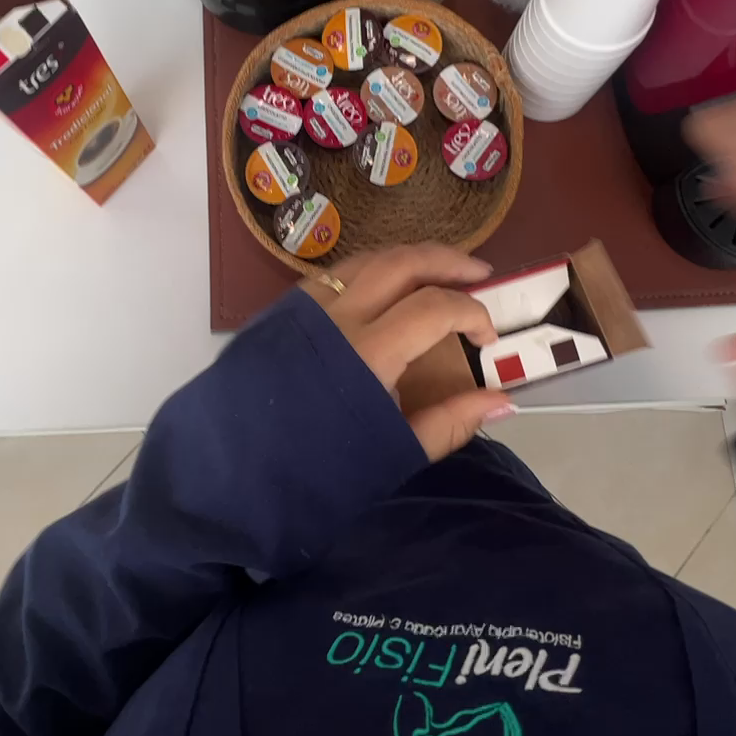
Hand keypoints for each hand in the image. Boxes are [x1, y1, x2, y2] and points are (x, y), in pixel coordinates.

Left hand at [300, 244, 517, 461]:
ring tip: (438, 271)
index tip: (487, 337)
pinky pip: (337, 272)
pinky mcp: (283, 311)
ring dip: (409, 258)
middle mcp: (336, 316)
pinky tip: (384, 285)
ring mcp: (306, 307)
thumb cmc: (315, 472)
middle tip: (479, 272)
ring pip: (368, 259)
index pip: (435, 308)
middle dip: (448, 261)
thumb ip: (450, 422)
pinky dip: (372, 268)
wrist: (232, 476)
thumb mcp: (391, 453)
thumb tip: (503, 402)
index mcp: (367, 353)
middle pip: (403, 263)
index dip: (472, 314)